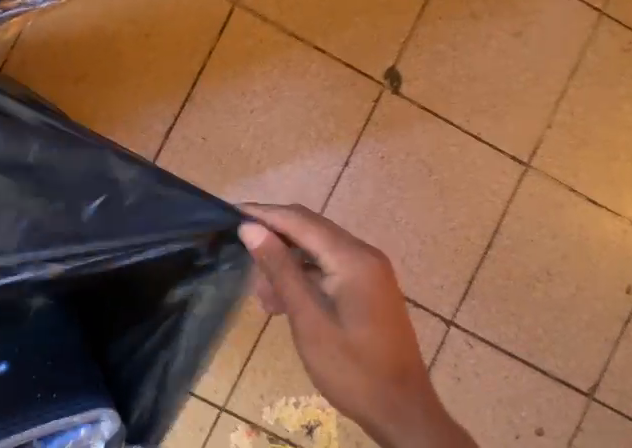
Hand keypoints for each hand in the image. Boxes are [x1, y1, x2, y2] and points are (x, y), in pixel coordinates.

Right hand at [238, 205, 473, 447]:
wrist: (404, 416)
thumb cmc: (353, 370)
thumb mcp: (308, 320)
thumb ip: (280, 269)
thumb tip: (249, 228)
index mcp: (353, 258)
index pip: (298, 220)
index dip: (262, 214)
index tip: (228, 214)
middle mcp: (364, 255)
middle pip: (308, 228)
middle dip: (272, 237)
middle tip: (239, 252)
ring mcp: (369, 272)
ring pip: (316, 248)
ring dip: (285, 261)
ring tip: (260, 292)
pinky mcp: (368, 288)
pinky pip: (328, 266)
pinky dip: (303, 275)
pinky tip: (282, 300)